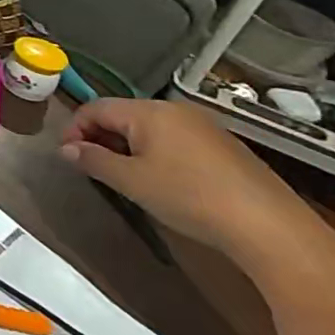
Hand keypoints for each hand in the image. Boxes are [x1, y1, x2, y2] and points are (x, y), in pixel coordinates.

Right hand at [60, 99, 324, 270]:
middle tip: (91, 168)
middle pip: (123, 115)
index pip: (96, 107)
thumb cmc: (189, 197)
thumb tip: (65, 149)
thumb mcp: (132, 181)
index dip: (75, 129)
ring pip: (149, 128)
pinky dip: (155, 153)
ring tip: (123, 177)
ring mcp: (203, 127)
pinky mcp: (223, 147)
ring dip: (127, 147)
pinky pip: (174, 140)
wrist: (269, 226)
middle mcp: (175, 110)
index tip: (67, 156)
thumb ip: (94, 161)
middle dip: (100, 137)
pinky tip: (161, 182)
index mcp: (149, 111)